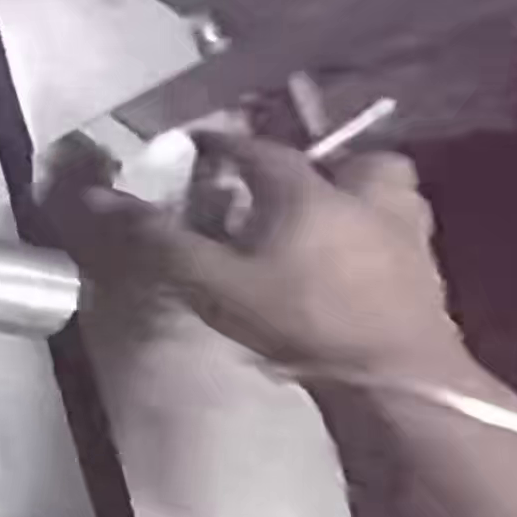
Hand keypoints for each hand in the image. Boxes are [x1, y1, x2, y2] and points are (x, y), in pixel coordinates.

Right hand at [49, 132, 463, 374]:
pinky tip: (340, 252)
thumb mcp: (205, 277)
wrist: (386, 373)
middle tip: (280, 183)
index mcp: (308, 197)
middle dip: (319, 163)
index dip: (228, 144)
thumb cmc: (289, 316)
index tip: (200, 143)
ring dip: (354, 191)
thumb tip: (95, 196)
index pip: (264, 153)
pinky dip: (368, 226)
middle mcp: (365, 201)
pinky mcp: (421, 266)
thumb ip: (155, 235)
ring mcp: (404, 232)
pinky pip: (397, 225)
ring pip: (389, 189)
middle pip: (355, 160)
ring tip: (315, 213)